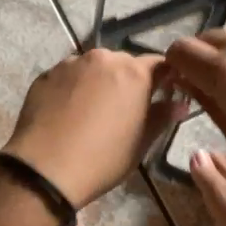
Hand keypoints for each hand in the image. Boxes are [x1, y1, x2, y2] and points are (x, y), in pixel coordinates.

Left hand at [1, 49, 183, 207]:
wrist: (45, 167)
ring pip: (93, 67)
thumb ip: (161, 116)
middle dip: (128, 80)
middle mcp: (102, 58)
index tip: (165, 93)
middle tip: (126, 108)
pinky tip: (68, 112)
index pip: (159, 64)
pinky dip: (73, 87)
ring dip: (99, 82)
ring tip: (93, 111)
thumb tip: (180, 104)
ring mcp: (70, 63)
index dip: (164, 77)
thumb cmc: (103, 158)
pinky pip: (68, 76)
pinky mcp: (45, 74)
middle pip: (123, 63)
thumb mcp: (140, 142)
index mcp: (132, 72)